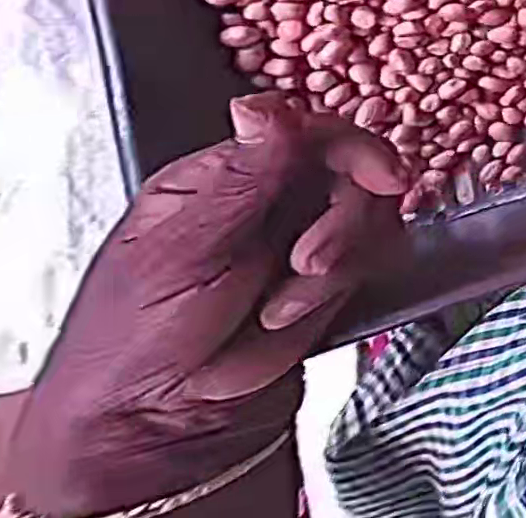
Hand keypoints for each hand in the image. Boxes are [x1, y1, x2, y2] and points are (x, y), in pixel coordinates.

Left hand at [8, 94, 410, 515]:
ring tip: (285, 300)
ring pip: (374, 212)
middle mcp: (279, 191)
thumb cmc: (138, 337)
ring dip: (340, 260)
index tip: (387, 178)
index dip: (358, 149)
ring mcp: (313, 225)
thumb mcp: (181, 252)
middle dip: (345, 218)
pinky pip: (379, 249)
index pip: (315, 133)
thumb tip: (261, 105)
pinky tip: (294, 310)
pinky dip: (343, 283)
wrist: (161, 420)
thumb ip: (240, 176)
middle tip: (313, 261)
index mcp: (230, 173)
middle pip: (358, 171)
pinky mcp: (340, 262)